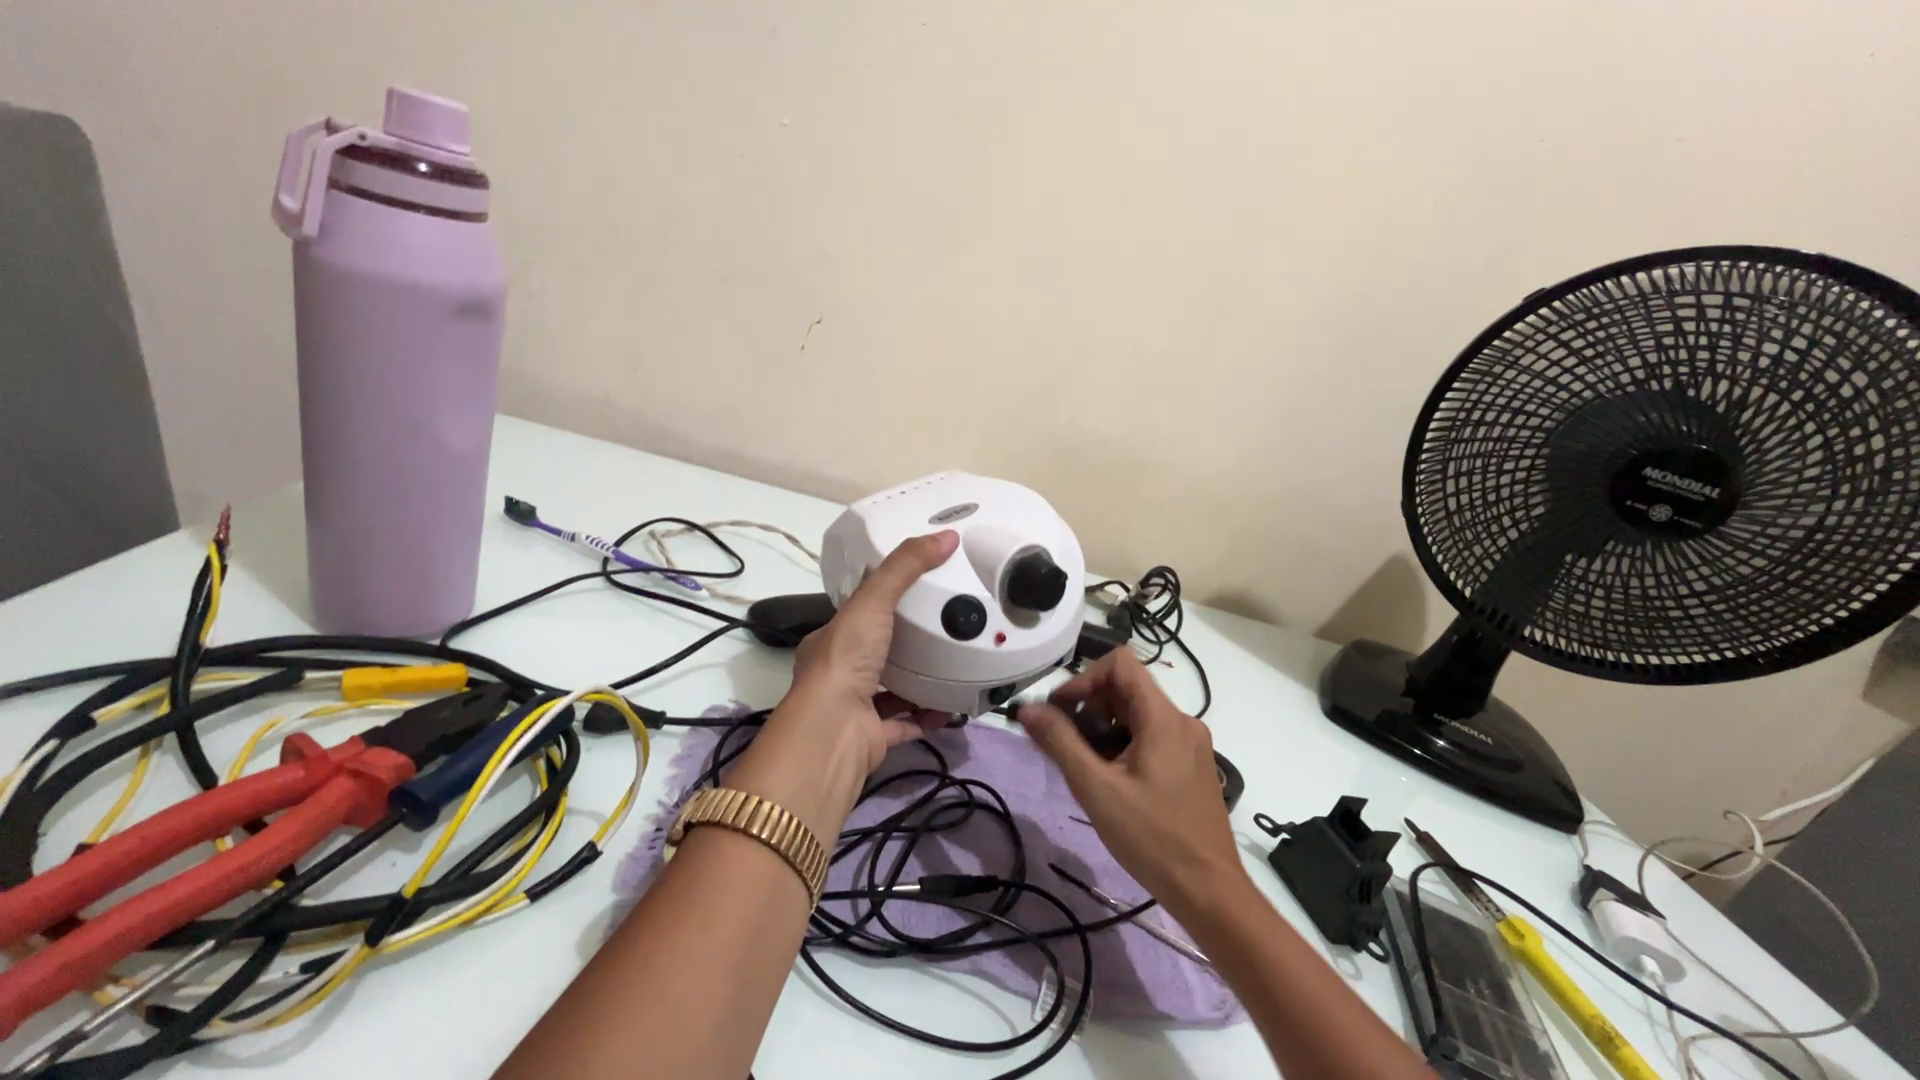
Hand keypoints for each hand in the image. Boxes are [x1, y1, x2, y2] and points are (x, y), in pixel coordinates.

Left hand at [784, 529, 962, 769]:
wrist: (832, 734)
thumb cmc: (845, 661)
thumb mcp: (873, 602)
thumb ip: (906, 568)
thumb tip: (947, 535)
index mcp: (829, 643)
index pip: (855, 618)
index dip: (882, 604)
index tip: (915, 593)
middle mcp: (838, 676)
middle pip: (874, 655)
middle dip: (905, 645)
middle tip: (944, 629)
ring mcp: (854, 709)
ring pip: (890, 692)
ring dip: (919, 682)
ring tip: (954, 665)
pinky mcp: (872, 738)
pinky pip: (906, 724)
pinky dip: (928, 715)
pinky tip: (953, 705)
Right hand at [1018, 650, 1245, 914]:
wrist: (1209, 891)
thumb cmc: (1152, 838)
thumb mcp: (1097, 789)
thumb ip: (1060, 742)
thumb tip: (1027, 708)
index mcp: (1164, 718)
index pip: (1120, 664)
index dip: (1083, 679)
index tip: (1060, 712)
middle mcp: (1182, 722)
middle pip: (1127, 689)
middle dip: (1089, 708)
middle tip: (1064, 745)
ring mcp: (1190, 745)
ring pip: (1137, 716)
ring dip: (1103, 730)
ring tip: (1084, 769)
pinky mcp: (1191, 766)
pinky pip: (1151, 738)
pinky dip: (1123, 746)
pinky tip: (1109, 782)